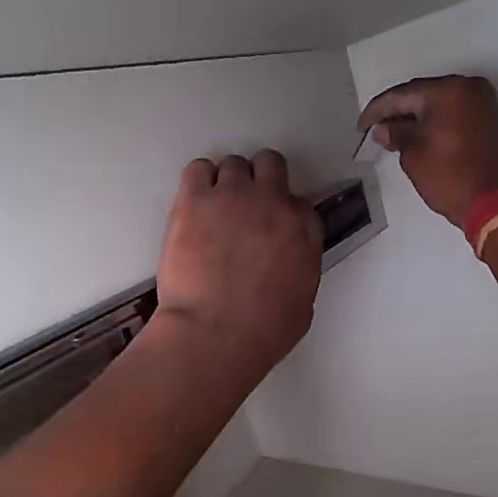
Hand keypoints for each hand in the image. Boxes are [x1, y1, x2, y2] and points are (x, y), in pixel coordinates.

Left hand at [154, 151, 323, 380]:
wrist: (215, 333)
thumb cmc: (263, 330)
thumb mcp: (303, 302)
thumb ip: (300, 269)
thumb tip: (287, 264)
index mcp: (303, 229)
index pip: (299, 203)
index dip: (282, 214)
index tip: (269, 229)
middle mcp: (272, 202)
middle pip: (270, 165)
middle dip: (259, 180)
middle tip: (244, 207)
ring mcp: (232, 196)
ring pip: (233, 164)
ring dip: (227, 182)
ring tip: (214, 210)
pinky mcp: (194, 199)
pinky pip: (198, 169)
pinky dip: (198, 182)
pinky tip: (194, 204)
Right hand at [357, 74, 497, 226]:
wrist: (494, 203)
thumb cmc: (450, 178)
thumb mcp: (413, 156)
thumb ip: (396, 135)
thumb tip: (384, 129)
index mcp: (447, 91)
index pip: (402, 94)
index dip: (377, 110)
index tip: (362, 125)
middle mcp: (467, 87)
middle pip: (421, 93)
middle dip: (397, 110)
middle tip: (375, 128)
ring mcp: (482, 100)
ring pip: (438, 101)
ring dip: (416, 115)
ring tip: (393, 132)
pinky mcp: (488, 116)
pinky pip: (453, 110)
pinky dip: (434, 119)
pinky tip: (417, 132)